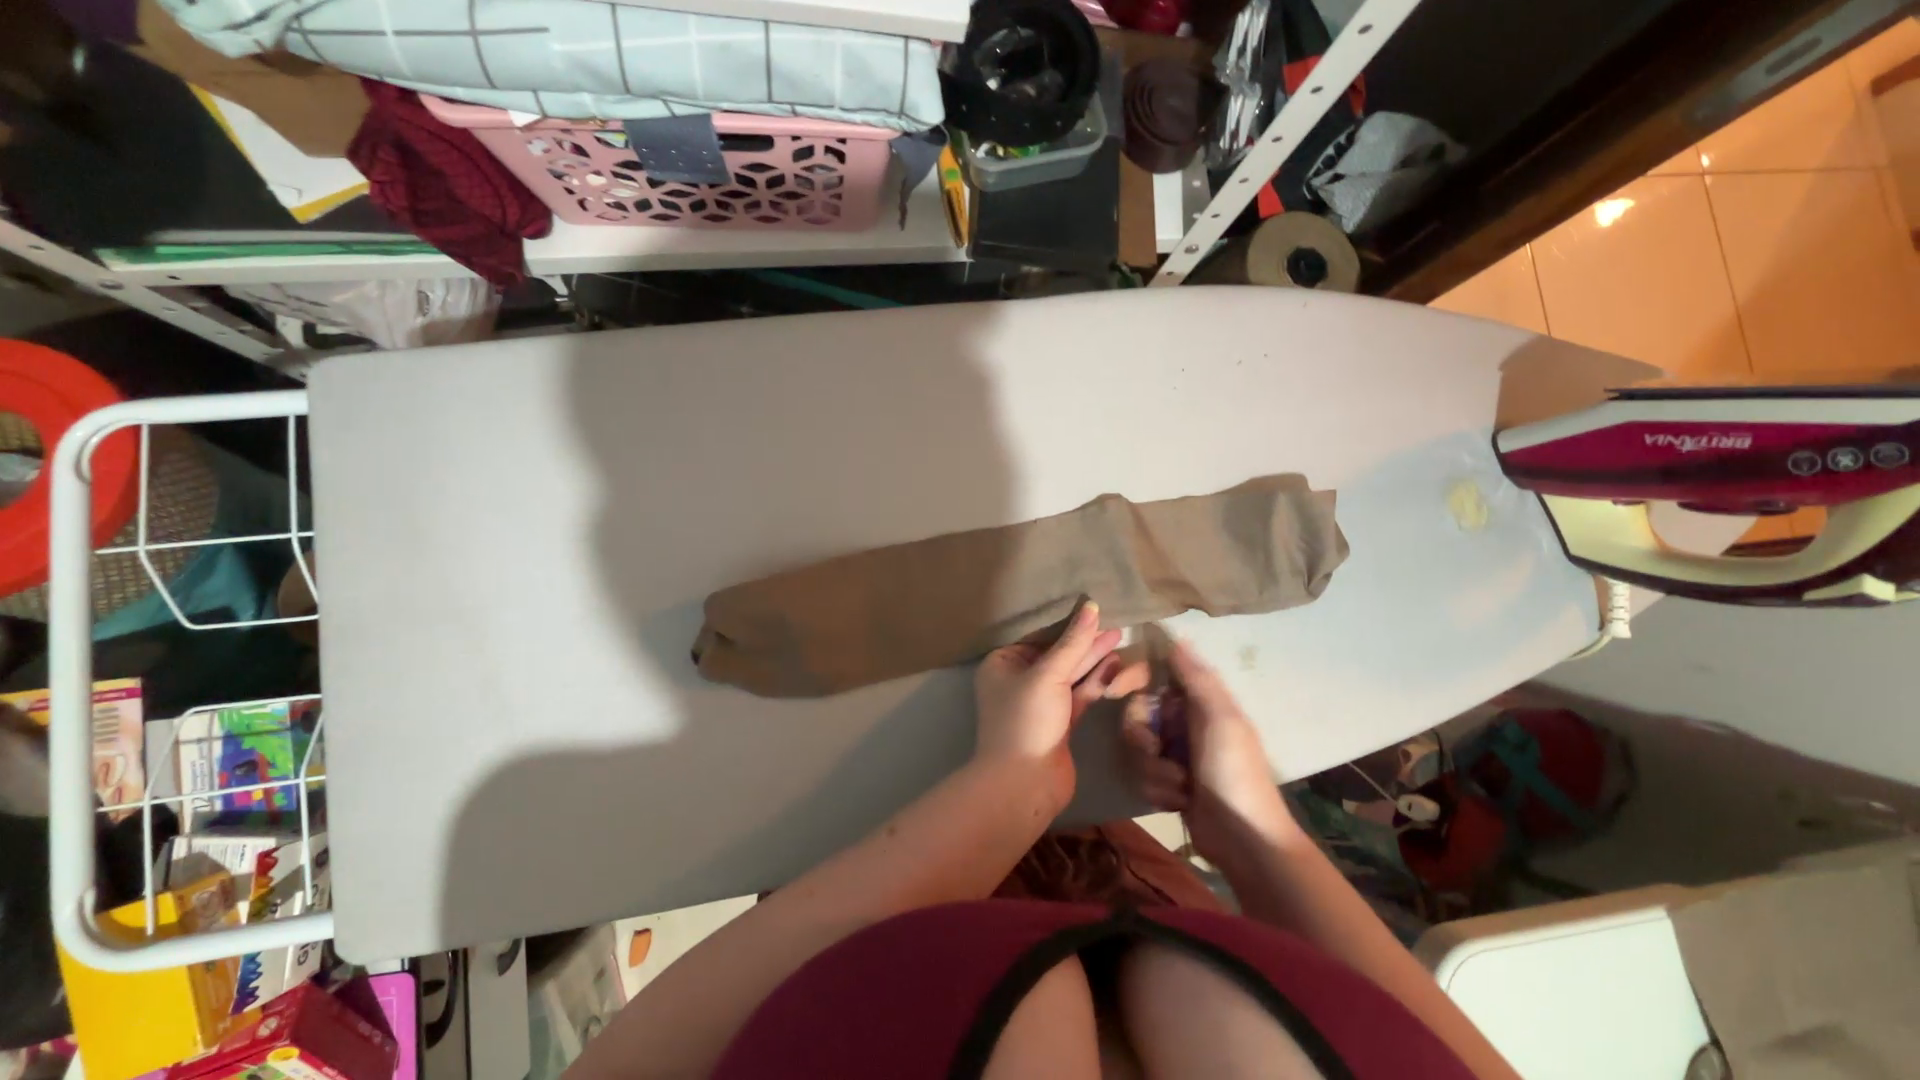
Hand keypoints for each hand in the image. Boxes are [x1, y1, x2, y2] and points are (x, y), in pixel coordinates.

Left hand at [973, 602, 1144, 811]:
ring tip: (1120, 641)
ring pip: (1069, 676)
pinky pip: (1078, 695)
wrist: (1025, 782)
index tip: (1095, 611)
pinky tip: (1115, 667)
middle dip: (1084, 642)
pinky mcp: (1059, 723)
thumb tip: (1092, 606)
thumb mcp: (1049, 674)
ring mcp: (1039, 704)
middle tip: (1117, 627)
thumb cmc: (1027, 720)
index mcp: (1002, 664)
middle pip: (1056, 655)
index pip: (1039, 637)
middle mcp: (1017, 681)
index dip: (1067, 625)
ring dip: (1093, 661)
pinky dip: (1095, 682)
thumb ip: (1073, 642)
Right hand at [1119, 639, 1296, 866]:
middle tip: (1156, 752)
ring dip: (1154, 771)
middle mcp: (1185, 723)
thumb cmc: (1236, 773)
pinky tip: (1180, 803)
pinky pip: (1142, 777)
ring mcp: (1176, 755)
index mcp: (1200, 701)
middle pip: (1138, 713)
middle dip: (1142, 737)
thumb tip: (1178, 638)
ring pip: (1137, 749)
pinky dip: (1159, 791)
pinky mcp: (1168, 784)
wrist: (1244, 839)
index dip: (1132, 676)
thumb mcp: (1221, 720)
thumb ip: (1197, 679)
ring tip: (1180, 788)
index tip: (1113, 690)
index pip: (1156, 674)